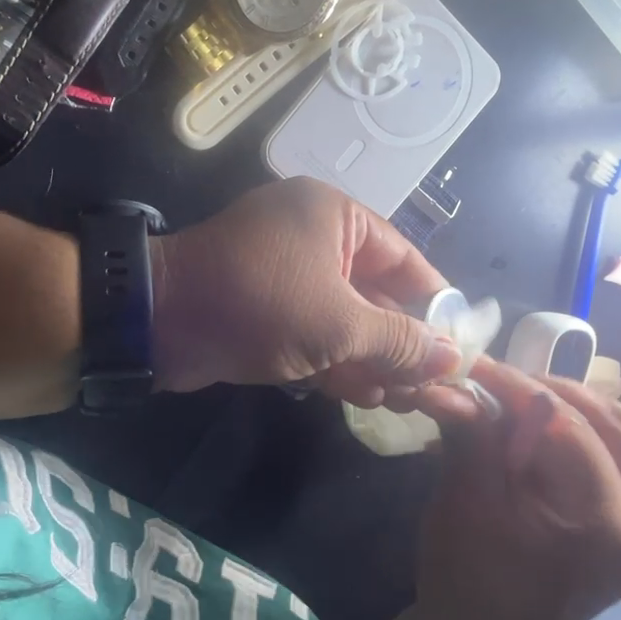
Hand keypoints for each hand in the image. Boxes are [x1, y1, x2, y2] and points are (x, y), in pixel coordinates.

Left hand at [149, 178, 459, 405]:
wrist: (160, 323)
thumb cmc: (259, 305)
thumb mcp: (339, 323)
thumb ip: (398, 341)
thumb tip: (451, 357)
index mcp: (334, 217)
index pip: (405, 259)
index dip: (435, 305)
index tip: (460, 347)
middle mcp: (310, 238)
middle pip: (374, 292)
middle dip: (401, 343)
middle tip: (430, 389)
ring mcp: (282, 276)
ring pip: (342, 319)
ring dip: (370, 360)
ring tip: (404, 402)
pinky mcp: (260, 311)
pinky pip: (310, 334)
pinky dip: (334, 362)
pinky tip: (366, 398)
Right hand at [412, 359, 620, 619]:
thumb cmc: (466, 579)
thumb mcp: (464, 504)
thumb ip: (471, 435)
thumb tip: (450, 379)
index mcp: (611, 528)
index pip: (572, 430)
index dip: (518, 388)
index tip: (473, 365)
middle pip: (612, 424)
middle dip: (548, 391)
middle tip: (493, 378)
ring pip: (619, 436)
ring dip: (564, 408)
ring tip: (510, 398)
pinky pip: (612, 458)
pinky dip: (572, 433)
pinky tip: (531, 428)